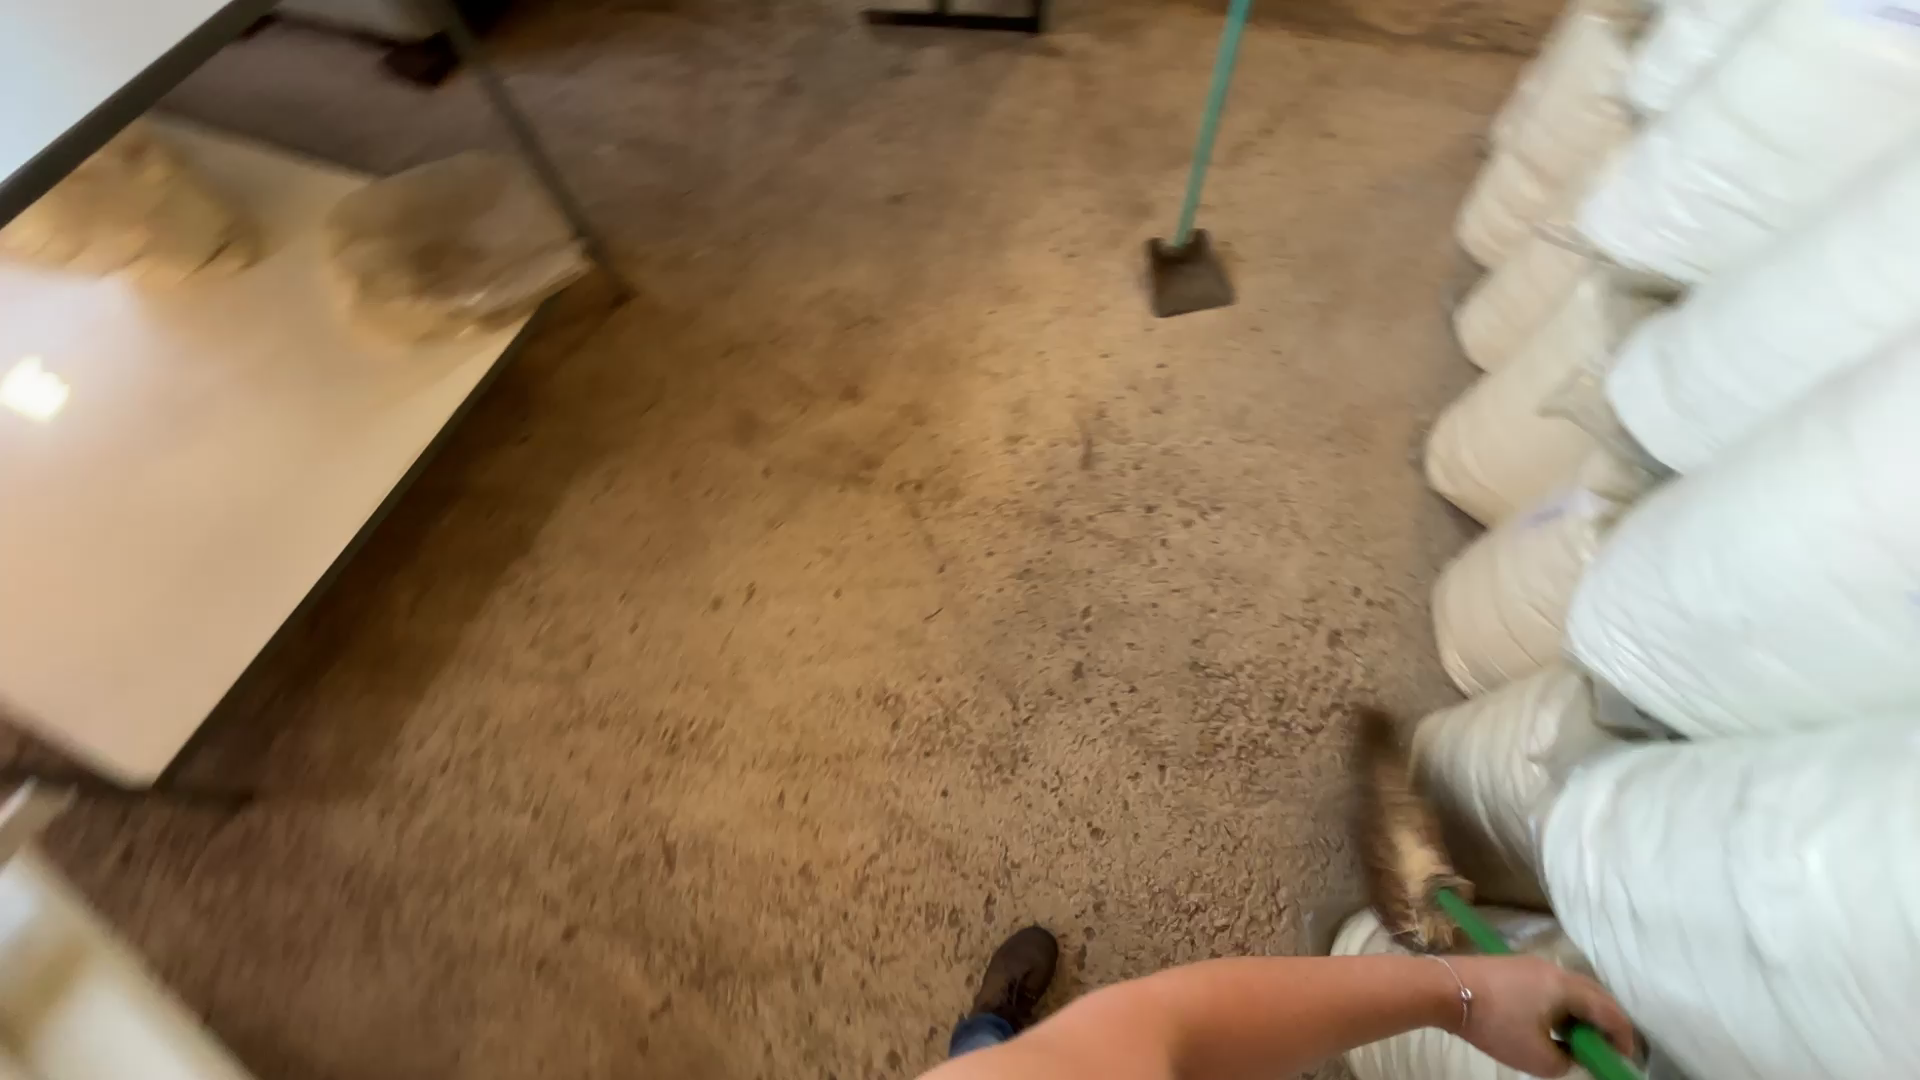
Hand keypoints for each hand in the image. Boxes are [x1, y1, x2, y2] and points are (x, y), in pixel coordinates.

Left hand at [1443, 955, 1638, 1076]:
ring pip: (1569, 987)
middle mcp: (1550, 968)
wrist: (1442, 988)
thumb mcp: (1541, 1058)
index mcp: (1566, 986)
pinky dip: (1558, 1003)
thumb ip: (1572, 1063)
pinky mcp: (1508, 964)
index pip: (1611, 1012)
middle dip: (1605, 1024)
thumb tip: (1578, 1058)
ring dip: (1580, 1012)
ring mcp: (1526, 962)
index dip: (1624, 1040)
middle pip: (1593, 994)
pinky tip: (1549, 1023)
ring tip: (1576, 1040)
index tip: (1622, 1063)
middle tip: (1603, 1051)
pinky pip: (1548, 984)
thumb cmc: (1495, 1022)